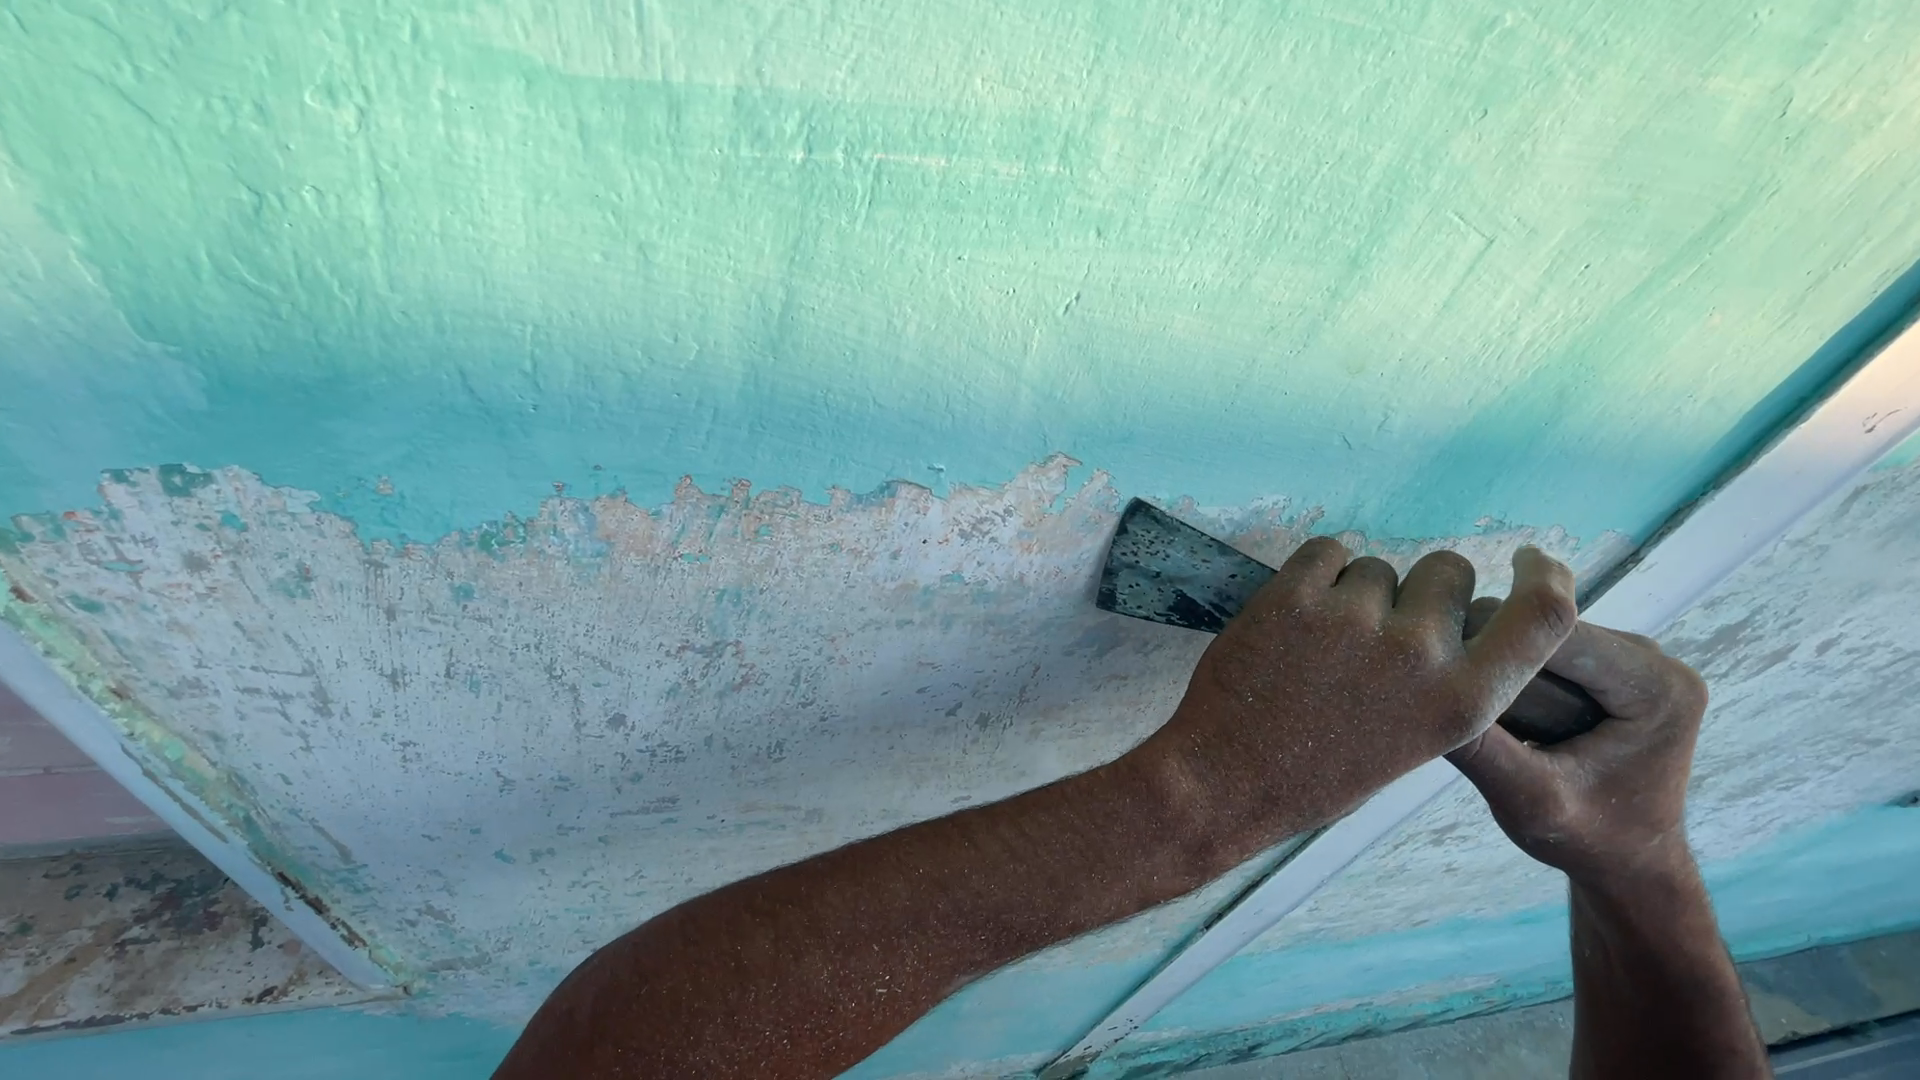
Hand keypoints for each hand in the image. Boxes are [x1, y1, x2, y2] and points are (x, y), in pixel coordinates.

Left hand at [1132, 541, 1578, 854]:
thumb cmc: (1318, 771)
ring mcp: (1352, 621)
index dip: (1545, 578)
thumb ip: (1443, 681)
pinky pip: (1325, 549)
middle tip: (1376, 623)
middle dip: (1417, 588)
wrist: (1229, 779)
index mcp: (1463, 702)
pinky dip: (1314, 571)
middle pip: (1447, 570)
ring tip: (1318, 640)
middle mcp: (1419, 653)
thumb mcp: (1415, 740)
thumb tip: (1445, 618)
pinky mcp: (1293, 598)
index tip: (1530, 562)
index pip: (1545, 615)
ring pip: (1375, 565)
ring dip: (1354, 590)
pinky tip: (1295, 611)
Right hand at [1448, 606, 1708, 882]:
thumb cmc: (1586, 838)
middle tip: (1452, 702)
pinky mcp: (1593, 659)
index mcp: (1653, 683)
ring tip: (1465, 707)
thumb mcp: (1526, 801)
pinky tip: (1479, 701)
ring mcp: (1619, 652)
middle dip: (1483, 656)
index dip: (1484, 645)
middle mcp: (1646, 654)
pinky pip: (1521, 639)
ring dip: (1482, 659)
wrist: (1626, 862)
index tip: (1435, 678)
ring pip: (1518, 625)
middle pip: (1529, 621)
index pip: (1545, 627)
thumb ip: (1479, 748)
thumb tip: (1414, 693)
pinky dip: (1492, 664)